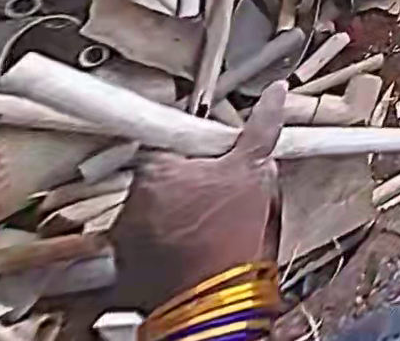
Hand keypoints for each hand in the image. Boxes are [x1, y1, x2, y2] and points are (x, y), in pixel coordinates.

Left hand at [110, 84, 286, 309]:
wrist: (219, 305)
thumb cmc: (232, 240)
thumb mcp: (255, 170)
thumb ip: (262, 126)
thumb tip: (274, 95)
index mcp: (157, 172)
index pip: (168, 136)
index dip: (194, 142)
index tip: (209, 145)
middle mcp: (132, 205)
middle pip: (161, 172)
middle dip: (189, 175)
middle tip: (218, 182)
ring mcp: (126, 243)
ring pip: (154, 208)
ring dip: (176, 208)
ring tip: (209, 216)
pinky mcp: (127, 274)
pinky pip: (146, 241)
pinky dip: (166, 239)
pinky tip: (195, 241)